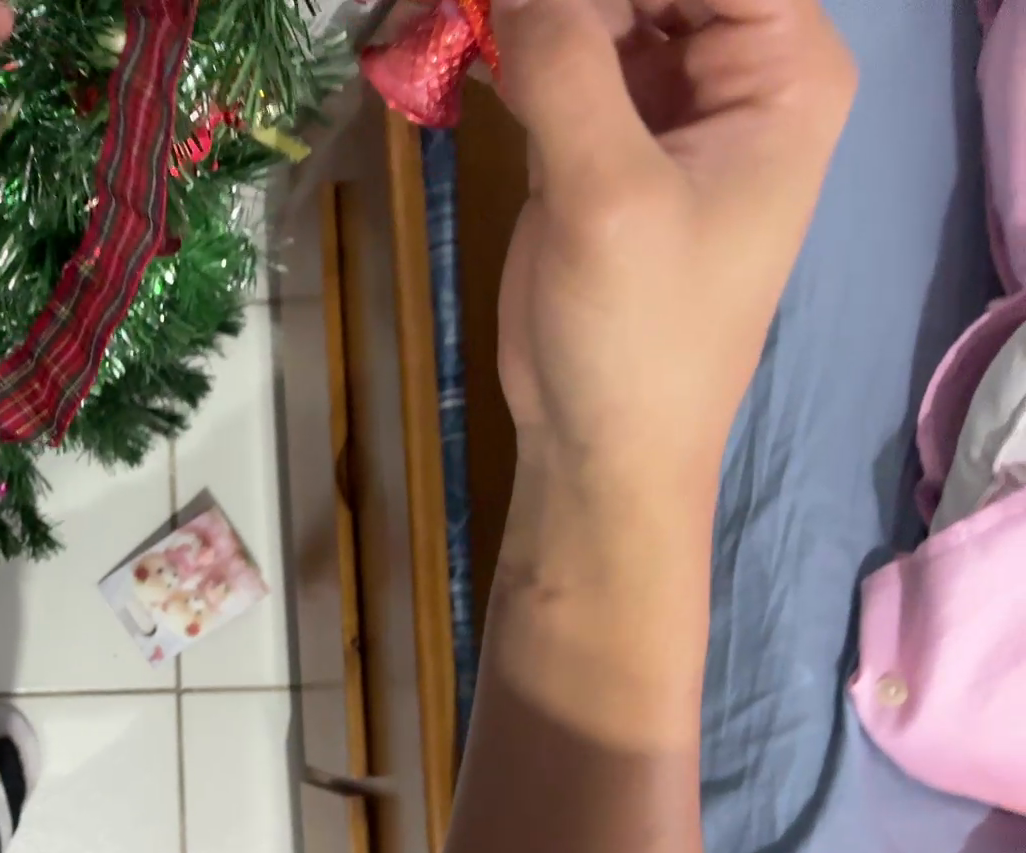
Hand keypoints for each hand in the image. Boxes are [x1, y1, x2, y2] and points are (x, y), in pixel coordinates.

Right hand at [491, 0, 854, 503]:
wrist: (597, 432)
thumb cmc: (634, 327)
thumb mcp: (608, 196)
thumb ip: (567, 76)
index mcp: (777, 72)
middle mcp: (720, 82)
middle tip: (469, 8)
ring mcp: (646, 122)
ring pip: (589, 29)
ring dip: (525, 23)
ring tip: (452, 23)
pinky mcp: (583, 162)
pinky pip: (550, 84)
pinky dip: (504, 68)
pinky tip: (458, 60)